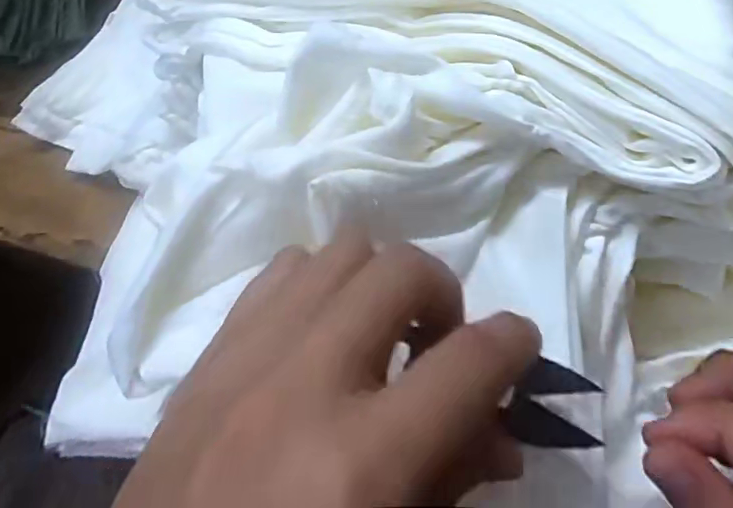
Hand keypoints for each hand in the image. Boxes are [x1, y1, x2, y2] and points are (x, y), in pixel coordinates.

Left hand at [115, 230, 541, 507]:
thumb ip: (450, 481)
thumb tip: (501, 430)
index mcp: (359, 463)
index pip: (466, 365)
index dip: (512, 343)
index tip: (520, 339)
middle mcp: (305, 385)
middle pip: (400, 271)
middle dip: (443, 293)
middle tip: (439, 342)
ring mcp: (248, 356)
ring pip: (339, 250)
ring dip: (377, 281)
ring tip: (378, 333)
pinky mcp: (211, 351)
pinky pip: (281, 270)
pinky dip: (318, 283)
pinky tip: (319, 331)